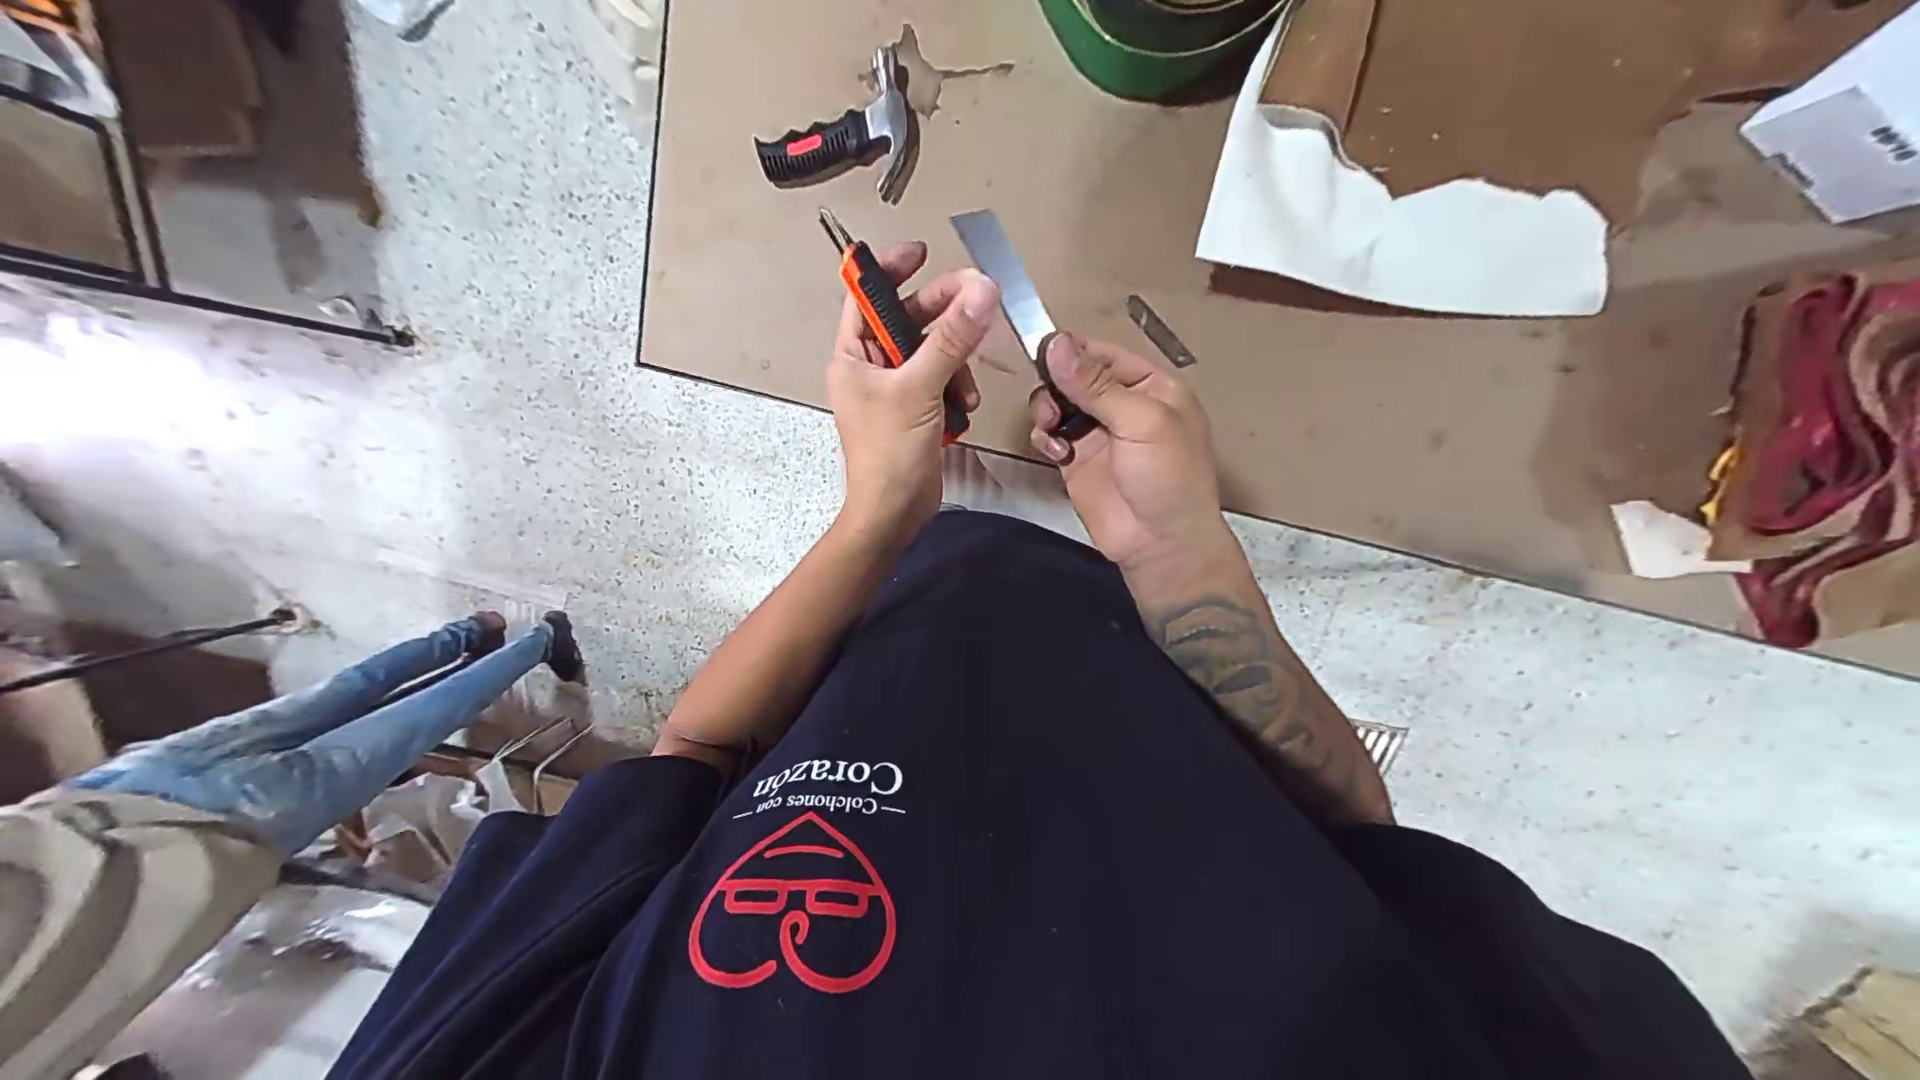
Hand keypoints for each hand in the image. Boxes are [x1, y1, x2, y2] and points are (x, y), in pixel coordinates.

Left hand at [828, 240, 996, 541]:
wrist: (893, 511)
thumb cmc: (887, 456)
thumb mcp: (919, 390)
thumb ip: (951, 340)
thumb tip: (979, 293)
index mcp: (852, 354)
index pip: (866, 295)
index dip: (891, 269)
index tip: (923, 253)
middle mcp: (871, 366)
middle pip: (910, 319)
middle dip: (943, 317)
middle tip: (977, 305)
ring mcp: (895, 387)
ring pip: (933, 350)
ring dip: (956, 362)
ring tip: (964, 388)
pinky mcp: (917, 407)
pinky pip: (942, 379)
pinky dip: (956, 387)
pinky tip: (962, 407)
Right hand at [1027, 335, 1229, 571]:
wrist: (1161, 543)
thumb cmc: (1168, 477)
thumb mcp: (1141, 421)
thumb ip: (1096, 384)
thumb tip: (1056, 344)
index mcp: (1150, 386)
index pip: (1103, 353)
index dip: (1072, 350)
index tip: (1041, 350)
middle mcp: (1121, 404)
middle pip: (1073, 376)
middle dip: (1055, 384)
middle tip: (1050, 403)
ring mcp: (1097, 433)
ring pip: (1057, 404)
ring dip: (1046, 410)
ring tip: (1051, 428)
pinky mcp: (1076, 460)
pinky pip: (1050, 435)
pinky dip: (1045, 438)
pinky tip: (1055, 452)